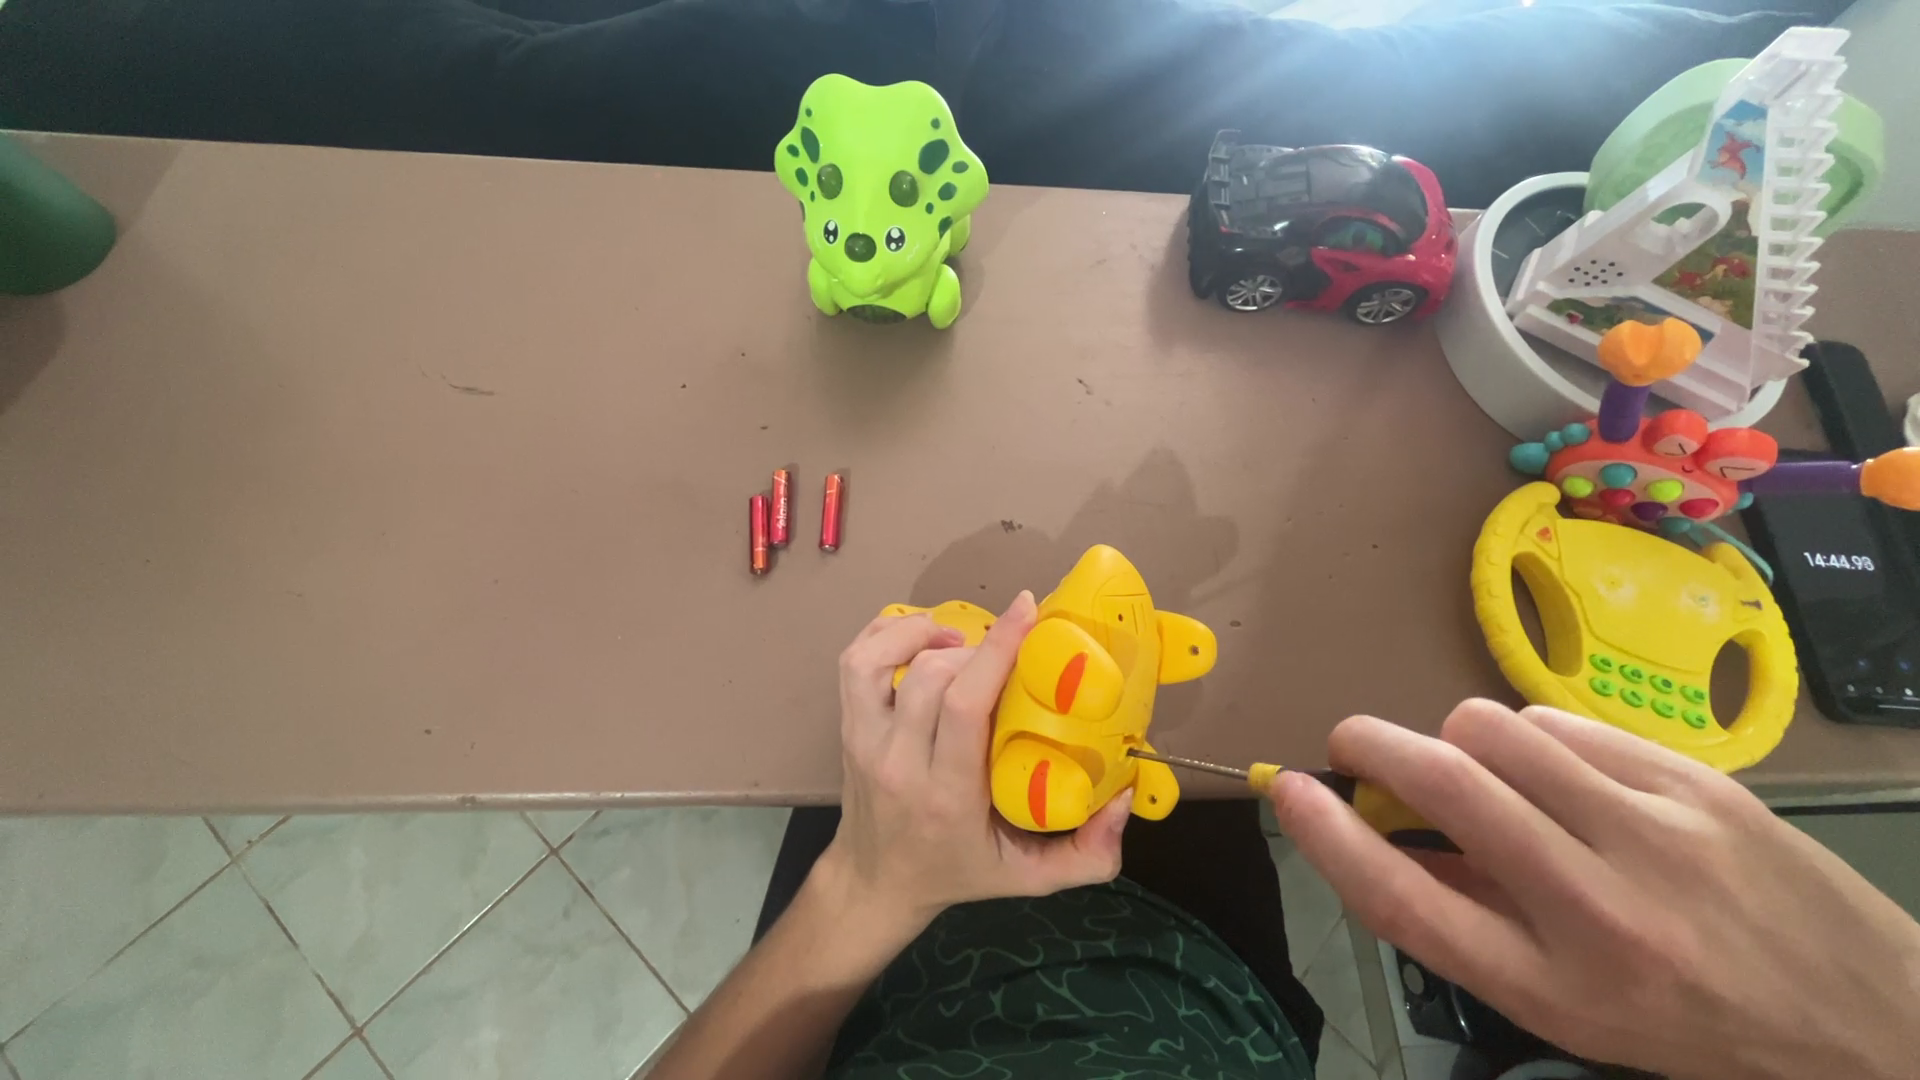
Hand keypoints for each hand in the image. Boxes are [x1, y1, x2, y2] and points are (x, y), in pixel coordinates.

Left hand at [814, 592, 1130, 934]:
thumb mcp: (1030, 879)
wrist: (876, 883)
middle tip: (1008, 647)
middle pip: (930, 675)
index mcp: (947, 794)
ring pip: (880, 660)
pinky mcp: (847, 726)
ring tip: (959, 637)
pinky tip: (922, 638)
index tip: (1028, 610)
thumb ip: (1089, 854)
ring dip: (923, 633)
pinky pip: (855, 660)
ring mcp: (863, 741)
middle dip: (975, 646)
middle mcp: (898, 762)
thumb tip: (1124, 797)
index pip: (964, 704)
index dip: (997, 648)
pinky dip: (887, 633)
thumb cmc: (958, 872)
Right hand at [1272, 699, 1919, 1079]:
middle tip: (1354, 748)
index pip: (1405, 898)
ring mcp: (1658, 833)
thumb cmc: (1685, 1027)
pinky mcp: (1697, 783)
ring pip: (1492, 727)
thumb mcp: (1557, 1004)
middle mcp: (1600, 908)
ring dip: (1455, 741)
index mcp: (1550, 984)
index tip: (1287, 788)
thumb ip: (1457, 911)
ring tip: (1483, 772)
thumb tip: (1370, 828)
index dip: (1328, 836)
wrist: (1885, 1034)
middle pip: (1443, 783)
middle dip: (1369, 744)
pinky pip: (1558, 721)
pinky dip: (1530, 740)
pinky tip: (1565, 778)